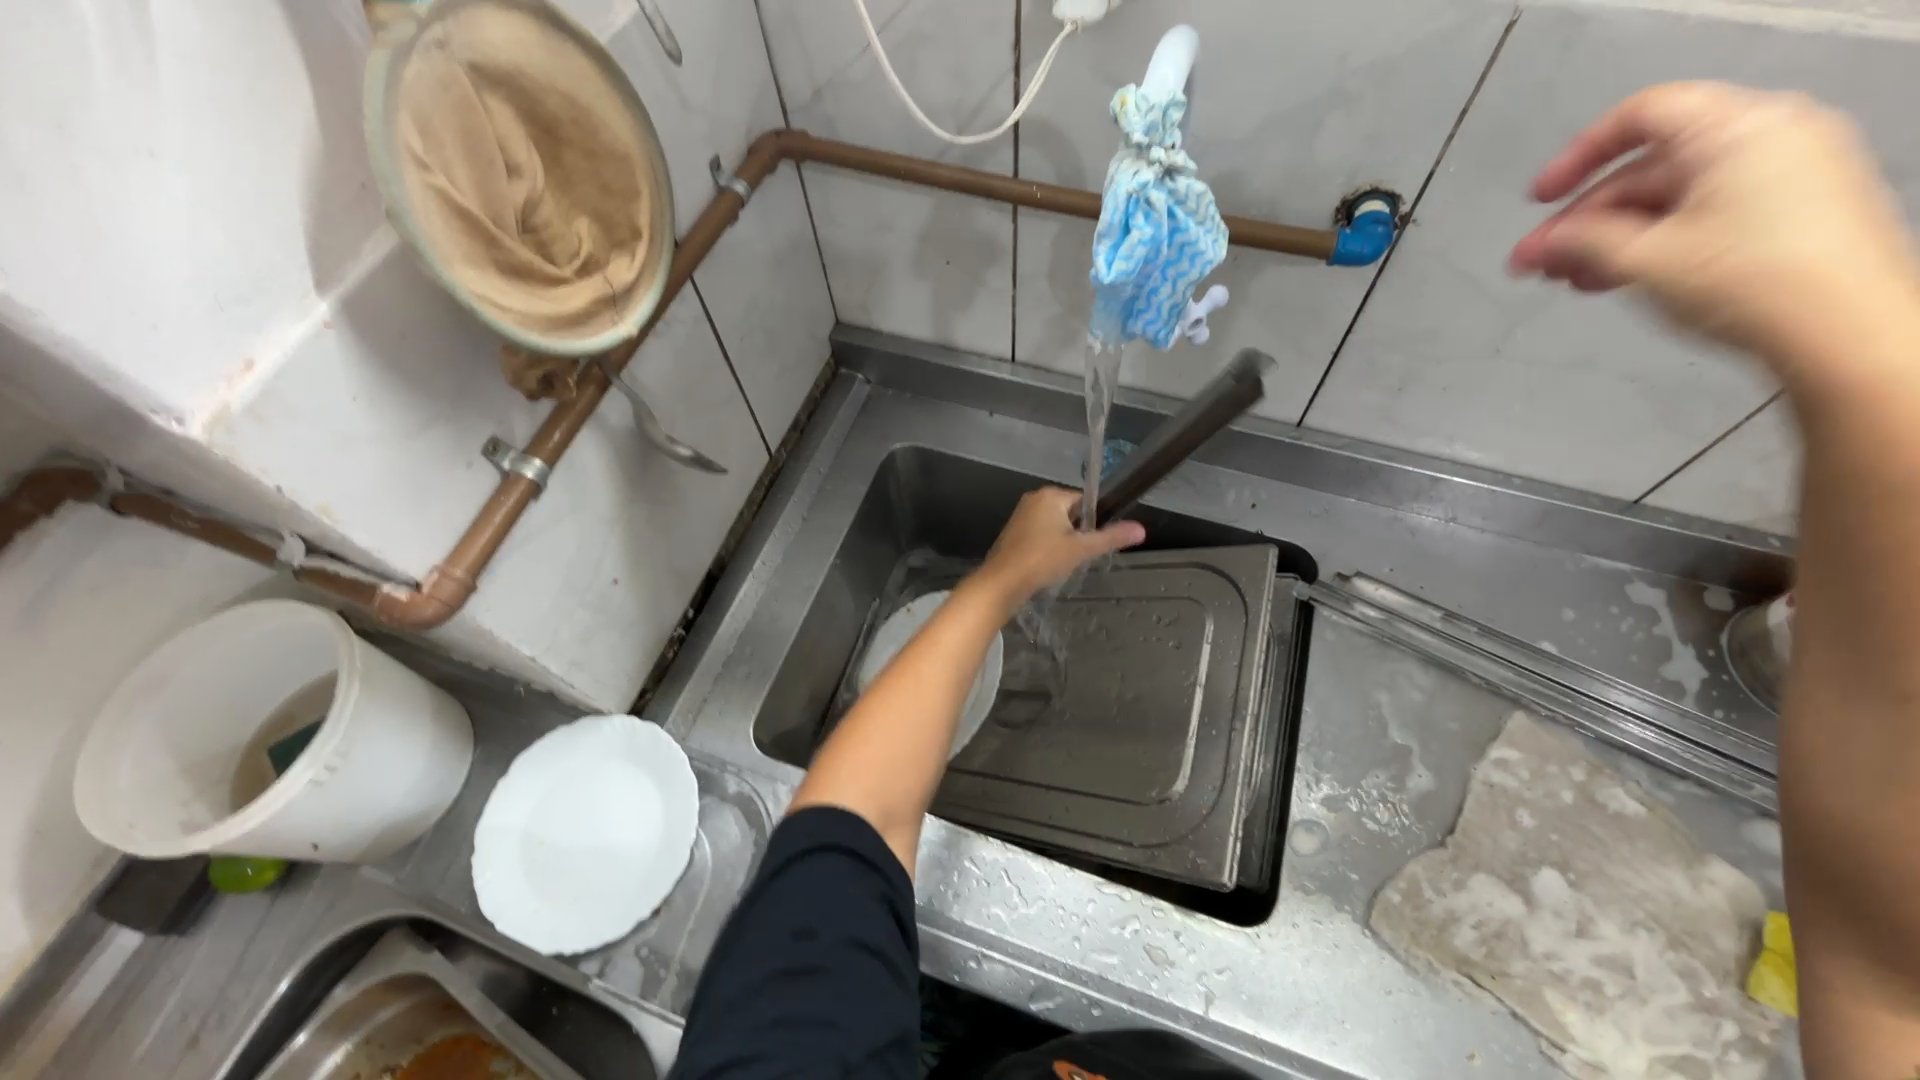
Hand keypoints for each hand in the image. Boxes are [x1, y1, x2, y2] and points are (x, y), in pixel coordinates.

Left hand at [973, 487, 1145, 605]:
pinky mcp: (1013, 533)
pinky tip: (1049, 565)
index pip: (1085, 500)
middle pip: (1070, 513)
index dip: (1095, 521)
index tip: (1096, 542)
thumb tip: (1142, 529)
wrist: (1002, 583)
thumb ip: (1111, 537)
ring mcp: (1021, 516)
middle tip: (1081, 555)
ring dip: (1063, 542)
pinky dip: (1048, 548)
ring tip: (1065, 562)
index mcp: (1050, 495)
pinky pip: (1040, 535)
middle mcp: (1034, 499)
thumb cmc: (1042, 560)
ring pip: (1055, 526)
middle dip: (1078, 533)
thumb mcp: (1081, 549)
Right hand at [1508, 81, 1919, 374]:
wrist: (1846, 332)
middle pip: (1650, 169)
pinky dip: (1655, 243)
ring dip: (1611, 239)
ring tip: (1568, 280)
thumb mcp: (1645, 258)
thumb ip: (1583, 242)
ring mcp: (1785, 176)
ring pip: (1671, 199)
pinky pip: (1704, 216)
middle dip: (1585, 219)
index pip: (1640, 117)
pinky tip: (1617, 278)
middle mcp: (1768, 138)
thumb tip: (1545, 243)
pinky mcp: (1792, 214)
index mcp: (1737, 128)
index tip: (1542, 199)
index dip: (1579, 156)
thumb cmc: (1756, 281)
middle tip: (1538, 260)